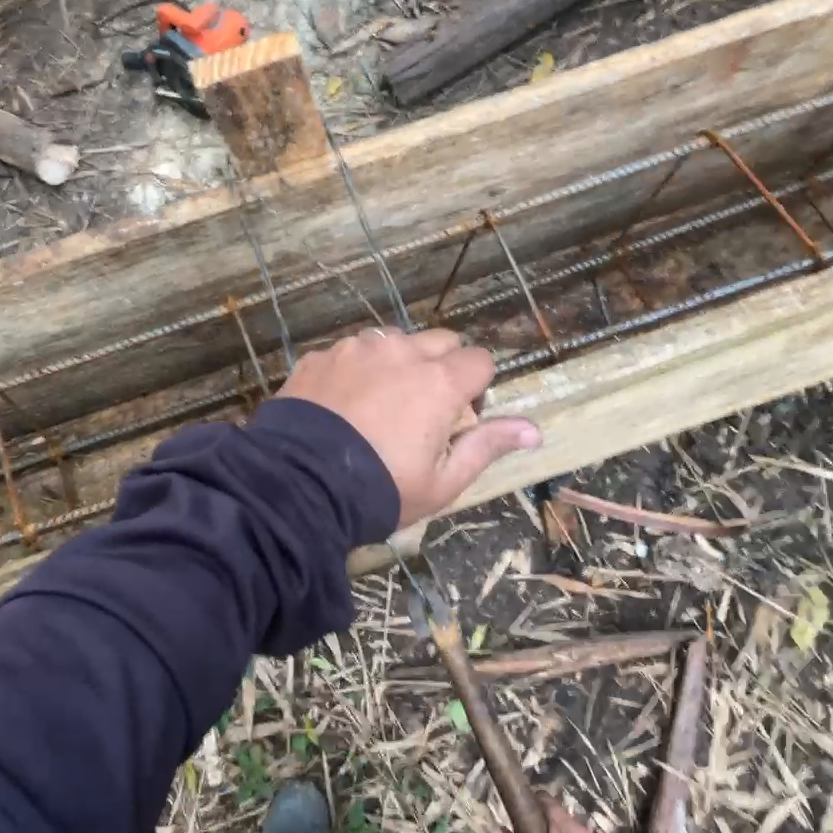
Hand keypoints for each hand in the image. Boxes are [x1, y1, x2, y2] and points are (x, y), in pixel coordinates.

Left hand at [275, 327, 540, 526]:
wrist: (298, 487)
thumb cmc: (381, 490)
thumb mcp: (443, 481)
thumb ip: (488, 446)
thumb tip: (534, 430)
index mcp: (439, 381)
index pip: (480, 360)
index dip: (477, 389)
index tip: (459, 420)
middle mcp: (400, 351)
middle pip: (440, 342)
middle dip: (442, 368)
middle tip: (422, 412)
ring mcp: (356, 349)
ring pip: (393, 342)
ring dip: (398, 364)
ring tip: (378, 407)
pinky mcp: (320, 356)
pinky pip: (352, 352)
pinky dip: (357, 371)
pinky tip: (342, 407)